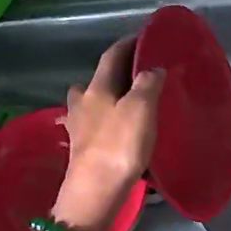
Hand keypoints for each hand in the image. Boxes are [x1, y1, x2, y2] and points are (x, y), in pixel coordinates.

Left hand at [56, 37, 162, 230]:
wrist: (96, 192)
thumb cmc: (120, 145)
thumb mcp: (142, 108)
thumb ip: (148, 83)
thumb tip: (152, 69)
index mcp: (96, 88)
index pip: (111, 56)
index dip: (127, 44)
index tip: (143, 38)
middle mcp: (82, 104)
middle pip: (95, 81)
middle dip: (114, 76)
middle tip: (136, 77)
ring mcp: (79, 129)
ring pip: (92, 106)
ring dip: (108, 101)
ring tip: (130, 107)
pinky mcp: (83, 151)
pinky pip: (95, 129)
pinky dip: (107, 125)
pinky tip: (120, 134)